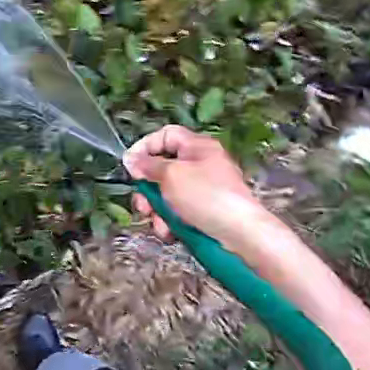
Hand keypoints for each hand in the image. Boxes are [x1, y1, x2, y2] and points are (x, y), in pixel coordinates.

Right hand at [122, 125, 283, 251]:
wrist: (239, 233)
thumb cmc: (207, 197)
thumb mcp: (171, 176)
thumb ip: (148, 166)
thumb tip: (131, 159)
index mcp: (197, 147)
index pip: (165, 135)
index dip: (144, 147)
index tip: (129, 166)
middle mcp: (201, 164)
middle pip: (162, 169)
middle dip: (148, 189)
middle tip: (143, 204)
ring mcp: (203, 189)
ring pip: (167, 195)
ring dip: (157, 210)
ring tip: (160, 223)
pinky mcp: (204, 212)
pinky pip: (177, 212)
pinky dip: (170, 222)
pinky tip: (171, 233)